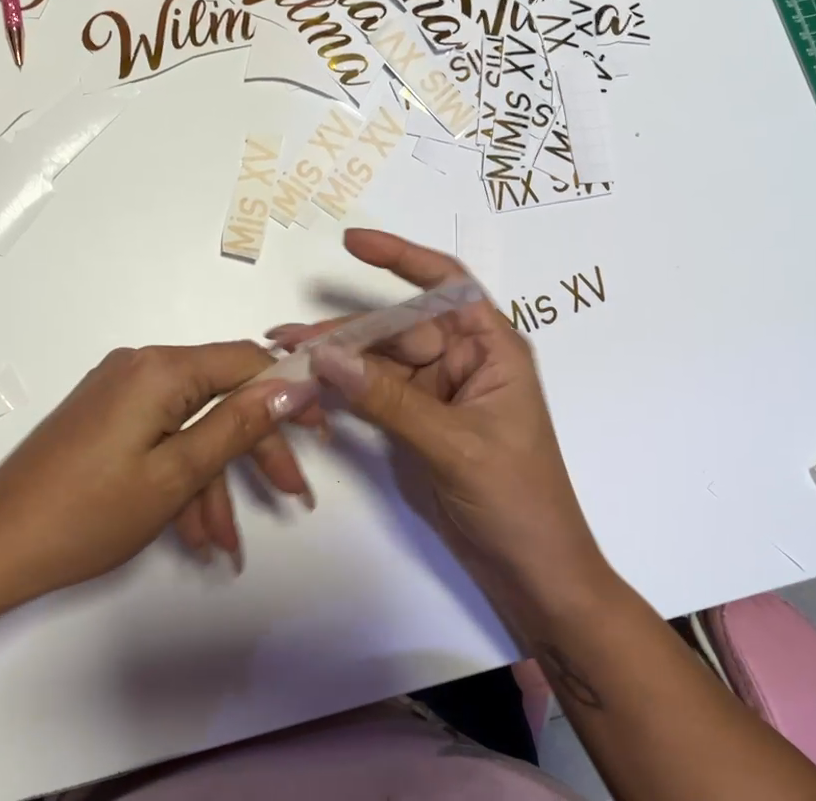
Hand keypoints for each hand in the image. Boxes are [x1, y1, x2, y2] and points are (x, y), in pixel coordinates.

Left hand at [0, 342, 317, 632]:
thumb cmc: (89, 513)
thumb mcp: (175, 474)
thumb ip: (237, 425)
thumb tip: (294, 383)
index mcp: (158, 369)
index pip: (244, 360)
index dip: (288, 393)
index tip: (319, 434)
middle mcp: (138, 368)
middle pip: (219, 397)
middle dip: (255, 451)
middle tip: (294, 496)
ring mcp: (116, 395)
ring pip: (189, 429)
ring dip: (214, 483)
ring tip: (225, 545)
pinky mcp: (103, 421)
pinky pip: (159, 440)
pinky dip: (180, 481)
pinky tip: (194, 535)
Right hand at [266, 230, 603, 591]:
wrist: (531, 573)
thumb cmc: (518, 501)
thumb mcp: (455, 445)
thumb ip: (389, 400)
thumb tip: (327, 359)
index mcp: (491, 350)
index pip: (446, 285)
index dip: (401, 257)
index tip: (352, 242)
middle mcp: (461, 363)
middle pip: (395, 329)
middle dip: (343, 331)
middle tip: (287, 341)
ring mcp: (434, 395)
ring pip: (375, 363)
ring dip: (333, 363)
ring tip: (284, 362)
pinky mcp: (413, 425)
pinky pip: (370, 396)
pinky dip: (340, 394)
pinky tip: (308, 394)